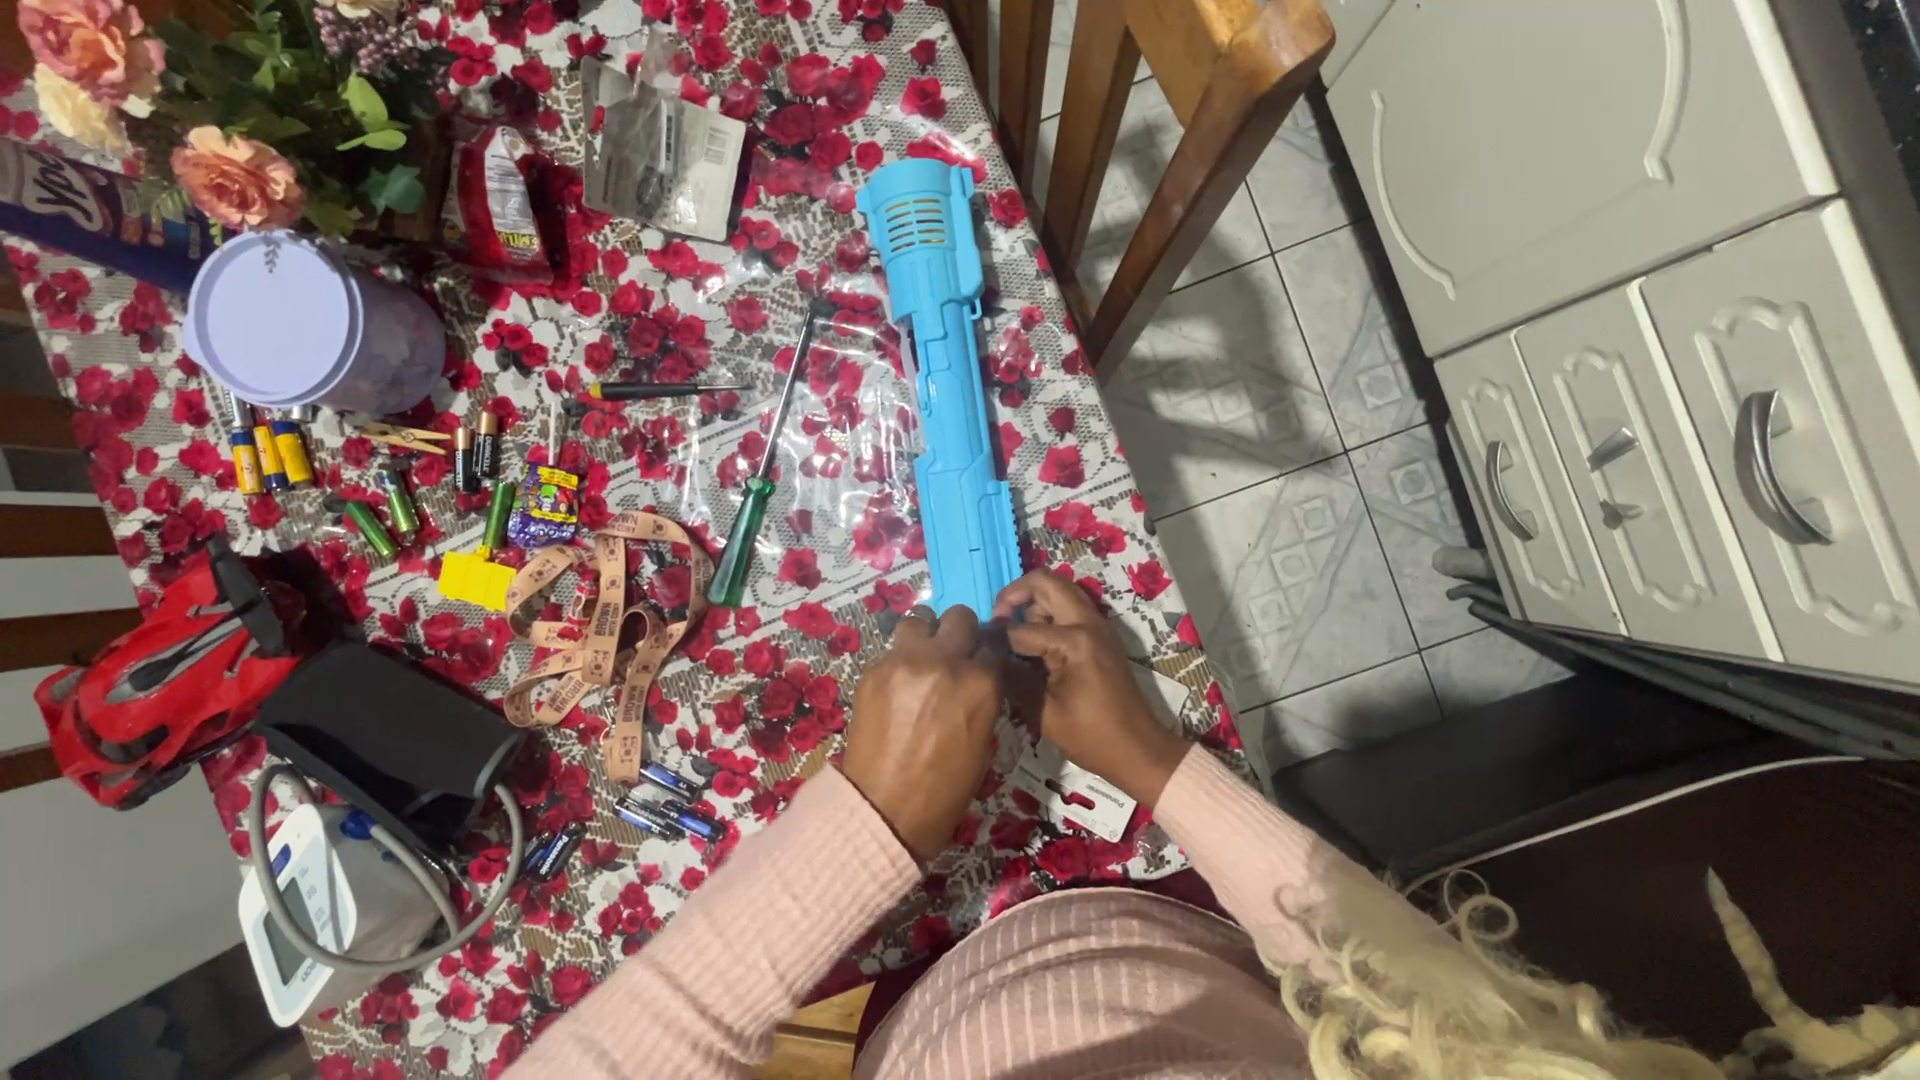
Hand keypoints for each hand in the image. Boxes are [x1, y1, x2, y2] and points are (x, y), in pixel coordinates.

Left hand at [840, 604, 1002, 861]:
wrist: (885, 808)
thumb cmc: (945, 788)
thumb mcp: (982, 740)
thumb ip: (982, 697)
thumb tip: (977, 678)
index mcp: (981, 683)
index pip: (993, 646)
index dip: (987, 656)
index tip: (981, 666)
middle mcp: (945, 661)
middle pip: (960, 617)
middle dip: (960, 634)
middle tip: (952, 657)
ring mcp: (906, 661)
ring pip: (920, 619)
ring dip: (926, 636)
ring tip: (921, 661)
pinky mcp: (874, 668)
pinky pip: (894, 649)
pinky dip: (901, 661)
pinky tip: (898, 687)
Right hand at [995, 571, 1189, 806]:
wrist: (1137, 748)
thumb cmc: (1090, 735)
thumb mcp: (1043, 711)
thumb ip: (1012, 677)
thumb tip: (986, 656)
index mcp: (1074, 640)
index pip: (1022, 628)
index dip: (995, 637)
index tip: (977, 648)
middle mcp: (1088, 622)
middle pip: (1046, 582)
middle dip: (1015, 594)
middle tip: (997, 620)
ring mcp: (1098, 626)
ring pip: (1060, 590)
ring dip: (1034, 601)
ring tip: (1014, 633)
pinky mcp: (1101, 635)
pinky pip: (1070, 608)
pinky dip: (1048, 613)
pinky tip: (1034, 643)